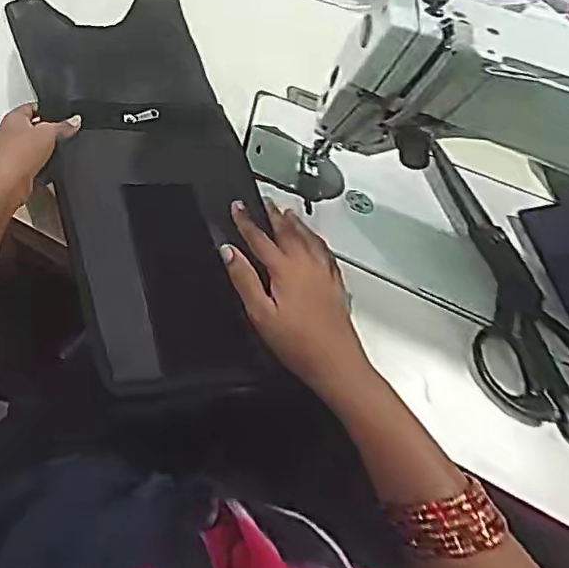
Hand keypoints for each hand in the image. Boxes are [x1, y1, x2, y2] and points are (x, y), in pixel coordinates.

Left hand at [0, 102, 79, 212]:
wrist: (9, 184)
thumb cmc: (17, 155)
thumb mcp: (48, 133)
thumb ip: (63, 126)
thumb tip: (74, 121)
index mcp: (14, 118)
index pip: (32, 107)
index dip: (47, 109)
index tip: (61, 113)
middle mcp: (10, 133)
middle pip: (33, 127)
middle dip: (48, 131)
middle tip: (60, 132)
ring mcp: (13, 151)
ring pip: (34, 146)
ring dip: (44, 150)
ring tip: (53, 151)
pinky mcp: (17, 168)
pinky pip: (33, 162)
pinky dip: (42, 164)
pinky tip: (47, 165)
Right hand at [222, 199, 374, 395]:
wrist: (338, 366)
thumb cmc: (300, 345)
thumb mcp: (260, 313)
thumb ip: (243, 279)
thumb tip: (229, 253)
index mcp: (285, 270)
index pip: (259, 238)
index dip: (245, 221)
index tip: (237, 207)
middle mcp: (307, 267)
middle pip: (287, 232)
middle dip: (273, 214)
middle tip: (264, 201)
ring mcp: (324, 275)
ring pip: (309, 239)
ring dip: (296, 223)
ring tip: (288, 212)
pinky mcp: (336, 286)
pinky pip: (325, 253)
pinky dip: (316, 241)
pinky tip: (316, 243)